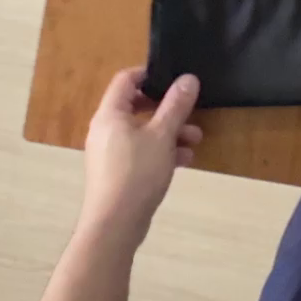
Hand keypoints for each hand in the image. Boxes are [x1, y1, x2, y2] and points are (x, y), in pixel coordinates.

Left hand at [77, 67, 203, 249]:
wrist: (115, 226)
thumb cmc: (137, 173)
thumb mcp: (162, 135)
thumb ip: (176, 105)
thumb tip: (188, 78)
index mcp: (110, 114)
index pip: (126, 80)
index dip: (150, 74)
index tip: (174, 78)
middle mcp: (106, 129)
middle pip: (137, 106)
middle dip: (167, 109)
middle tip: (189, 110)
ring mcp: (110, 152)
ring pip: (143, 131)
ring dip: (169, 132)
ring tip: (195, 140)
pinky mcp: (117, 172)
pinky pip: (141, 151)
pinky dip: (161, 150)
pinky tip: (183, 160)